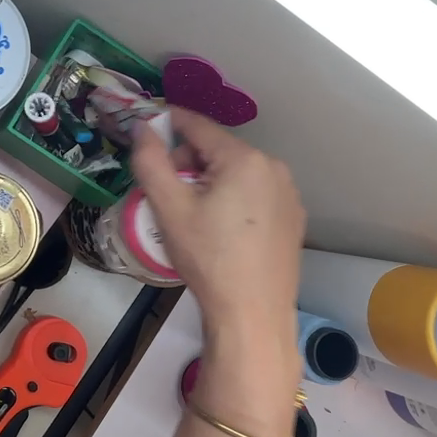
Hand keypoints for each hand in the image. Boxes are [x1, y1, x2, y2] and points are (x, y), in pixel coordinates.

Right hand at [132, 109, 305, 433]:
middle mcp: (273, 168)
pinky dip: (231, 199)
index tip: (145, 129)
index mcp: (244, 159)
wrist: (251, 314)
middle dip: (186, 162)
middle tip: (166, 193)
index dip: (168, 123)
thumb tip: (143, 126)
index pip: (198, 126)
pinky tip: (220, 230)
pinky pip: (254, 194)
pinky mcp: (293, 219)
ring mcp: (288, 194)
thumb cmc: (208, 257)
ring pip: (235, 172)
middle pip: (217, 150)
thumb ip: (150, 160)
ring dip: (208, 181)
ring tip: (191, 216)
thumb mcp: (169, 207)